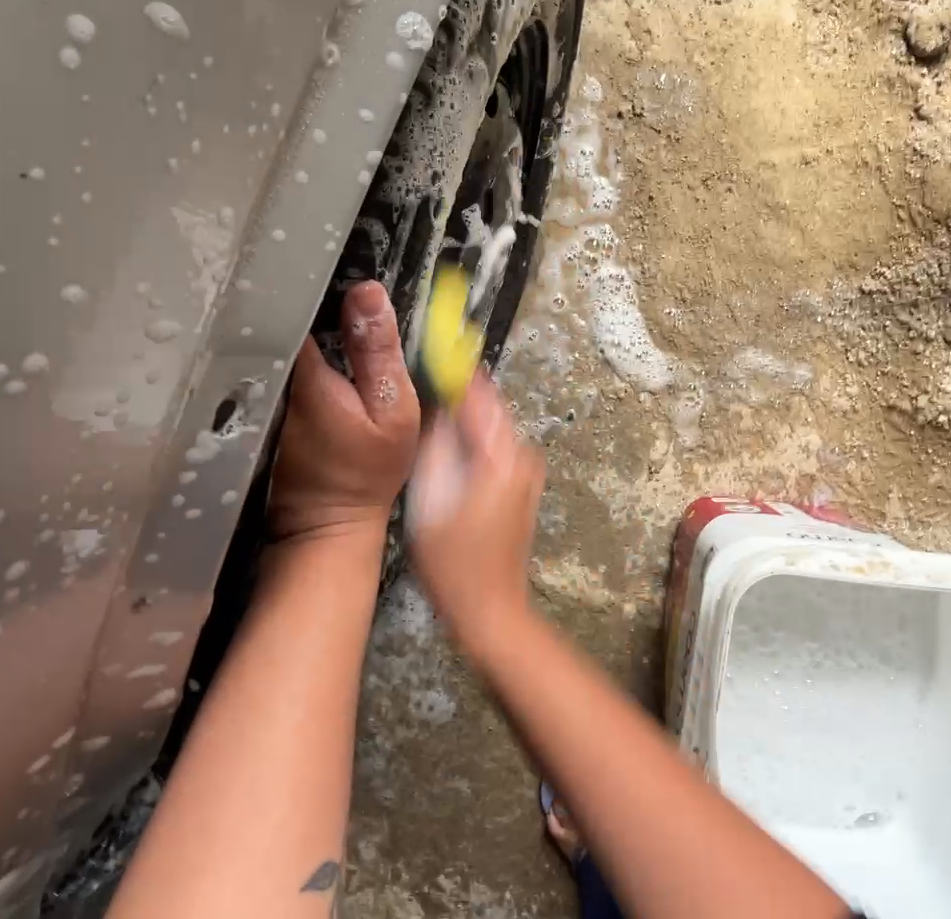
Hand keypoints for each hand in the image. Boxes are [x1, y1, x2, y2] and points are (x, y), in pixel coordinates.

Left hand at [268, 281, 420, 542]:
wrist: (329, 521)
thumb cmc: (368, 470)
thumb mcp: (393, 408)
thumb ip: (379, 351)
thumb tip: (368, 290)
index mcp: (305, 372)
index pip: (295, 304)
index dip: (313, 280)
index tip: (329, 261)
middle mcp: (274, 376)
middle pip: (286, 319)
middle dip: (306, 296)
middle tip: (332, 277)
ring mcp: (264, 394)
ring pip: (280, 341)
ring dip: (299, 322)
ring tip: (323, 303)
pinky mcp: (267, 408)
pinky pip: (281, 364)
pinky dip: (295, 350)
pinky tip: (314, 344)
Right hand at [408, 375, 544, 650]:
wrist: (489, 609)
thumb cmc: (454, 564)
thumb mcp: (428, 500)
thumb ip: (434, 447)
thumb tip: (436, 411)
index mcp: (500, 456)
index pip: (480, 394)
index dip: (457, 368)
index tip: (438, 343)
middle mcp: (522, 458)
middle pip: (488, 410)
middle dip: (458, 396)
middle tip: (423, 383)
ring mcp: (527, 474)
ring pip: (490, 430)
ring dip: (464, 423)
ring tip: (429, 423)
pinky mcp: (523, 487)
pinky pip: (495, 450)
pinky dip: (474, 445)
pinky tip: (448, 458)